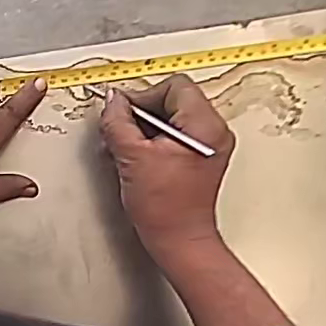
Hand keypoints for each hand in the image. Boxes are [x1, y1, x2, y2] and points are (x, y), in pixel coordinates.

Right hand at [102, 75, 291, 325]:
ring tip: (126, 148)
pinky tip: (136, 158)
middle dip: (141, 113)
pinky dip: (152, 142)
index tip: (120, 111)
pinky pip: (173, 136)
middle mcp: (212, 131)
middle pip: (173, 99)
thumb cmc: (165, 208)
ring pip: (171, 118)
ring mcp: (207, 146)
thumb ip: (118, 122)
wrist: (178, 240)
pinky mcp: (197, 159)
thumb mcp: (132, 158)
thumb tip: (112, 101)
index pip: (174, 86)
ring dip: (144, 128)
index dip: (142, 96)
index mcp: (204, 125)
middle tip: (120, 130)